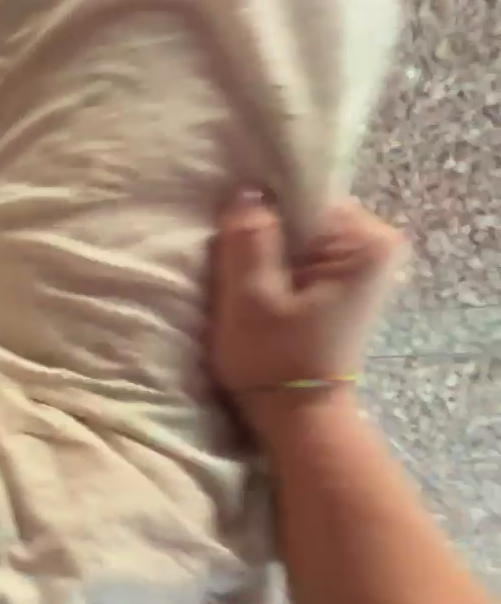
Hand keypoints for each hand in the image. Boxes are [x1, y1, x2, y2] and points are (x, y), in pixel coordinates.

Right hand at [208, 191, 406, 433]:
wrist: (293, 410)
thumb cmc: (270, 358)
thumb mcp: (249, 301)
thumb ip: (248, 244)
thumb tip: (244, 193)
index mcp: (366, 243)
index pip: (304, 203)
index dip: (260, 218)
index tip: (225, 244)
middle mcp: (378, 246)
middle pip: (304, 221)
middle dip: (262, 240)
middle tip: (227, 272)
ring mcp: (364, 268)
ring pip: (299, 242)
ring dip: (264, 259)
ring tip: (239, 287)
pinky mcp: (344, 287)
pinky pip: (302, 262)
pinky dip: (274, 273)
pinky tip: (255, 295)